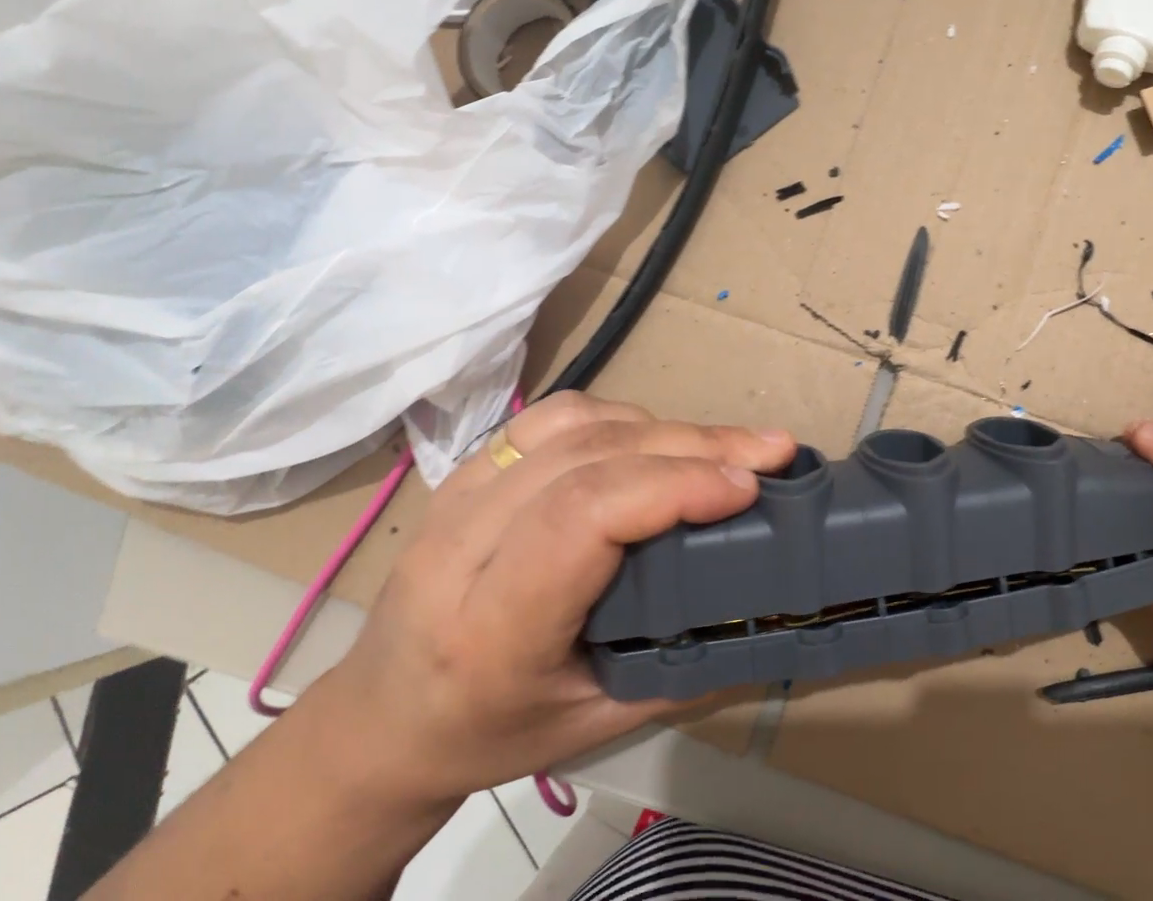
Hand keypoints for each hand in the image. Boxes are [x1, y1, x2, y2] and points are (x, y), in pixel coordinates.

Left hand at [303, 391, 795, 806]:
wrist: (382, 720)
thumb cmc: (490, 733)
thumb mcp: (596, 724)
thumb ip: (682, 670)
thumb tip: (768, 616)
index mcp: (492, 624)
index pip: (582, 517)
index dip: (672, 486)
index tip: (747, 487)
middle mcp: (461, 546)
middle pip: (586, 457)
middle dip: (692, 445)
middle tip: (770, 452)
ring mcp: (454, 498)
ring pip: (571, 425)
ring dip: (663, 426)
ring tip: (727, 447)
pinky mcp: (462, 475)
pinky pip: (548, 420)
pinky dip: (619, 419)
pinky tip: (659, 440)